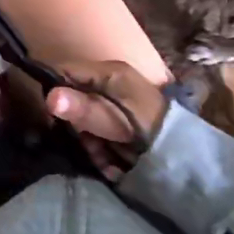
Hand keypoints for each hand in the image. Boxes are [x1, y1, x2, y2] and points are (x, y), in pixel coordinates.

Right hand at [45, 60, 168, 181]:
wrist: (184, 154)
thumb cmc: (146, 128)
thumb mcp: (111, 119)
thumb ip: (80, 108)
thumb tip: (49, 97)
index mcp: (109, 72)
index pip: (66, 70)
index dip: (55, 90)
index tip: (53, 115)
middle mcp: (111, 83)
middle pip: (74, 100)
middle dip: (78, 126)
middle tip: (89, 143)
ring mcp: (118, 103)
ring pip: (85, 121)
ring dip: (90, 142)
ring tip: (104, 157)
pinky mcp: (123, 122)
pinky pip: (99, 133)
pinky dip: (102, 149)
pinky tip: (112, 163)